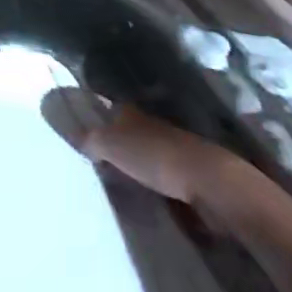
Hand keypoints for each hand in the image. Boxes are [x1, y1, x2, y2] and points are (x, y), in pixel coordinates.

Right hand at [75, 104, 236, 203]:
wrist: (211, 181)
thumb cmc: (153, 157)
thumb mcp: (109, 145)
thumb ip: (90, 140)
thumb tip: (80, 140)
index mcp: (130, 112)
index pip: (109, 106)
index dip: (99, 114)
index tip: (88, 125)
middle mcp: (152, 122)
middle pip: (131, 126)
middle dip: (120, 136)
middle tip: (106, 153)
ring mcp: (178, 144)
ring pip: (152, 146)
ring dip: (143, 157)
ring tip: (130, 173)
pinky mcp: (196, 167)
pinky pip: (170, 167)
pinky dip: (162, 173)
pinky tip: (155, 185)